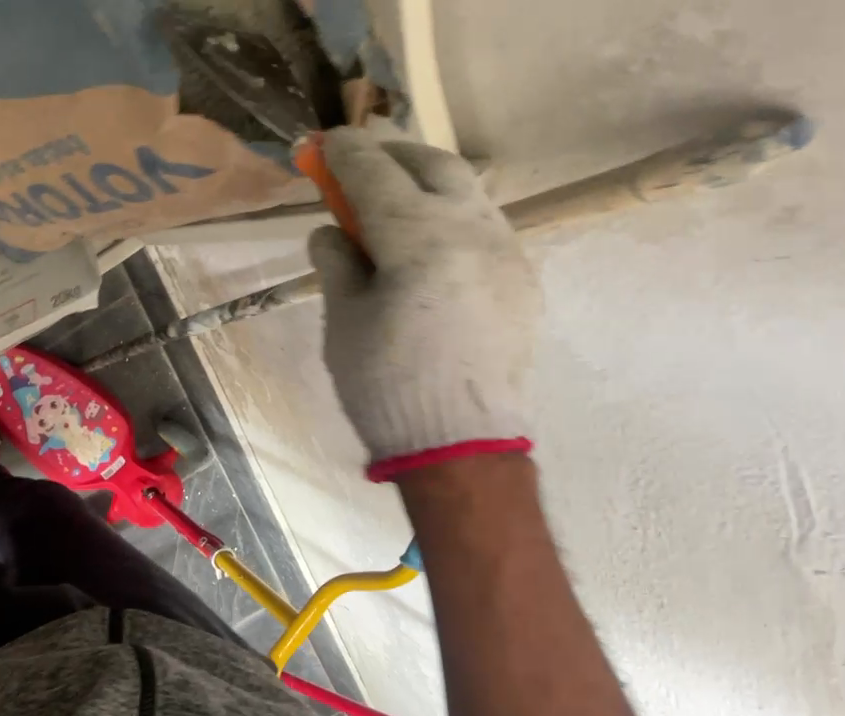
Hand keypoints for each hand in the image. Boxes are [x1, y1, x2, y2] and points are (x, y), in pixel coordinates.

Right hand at [307, 127, 541, 480]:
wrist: (459, 443)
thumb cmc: (386, 387)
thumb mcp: (344, 325)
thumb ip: (339, 266)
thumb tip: (332, 232)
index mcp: (419, 239)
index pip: (375, 178)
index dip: (345, 156)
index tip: (324, 143)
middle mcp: (473, 229)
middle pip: (434, 165)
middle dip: (394, 154)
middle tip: (360, 158)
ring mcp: (506, 251)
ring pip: (467, 192)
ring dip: (427, 182)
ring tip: (394, 197)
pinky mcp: (521, 278)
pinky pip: (485, 228)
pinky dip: (451, 219)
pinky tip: (428, 244)